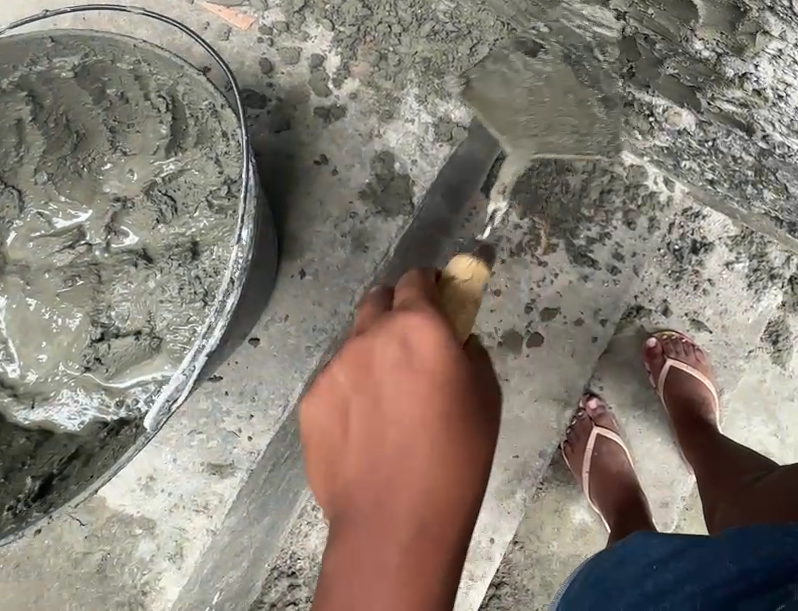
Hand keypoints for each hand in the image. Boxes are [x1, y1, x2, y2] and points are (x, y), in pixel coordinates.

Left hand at [299, 268, 500, 610]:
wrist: (397, 520)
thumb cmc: (457, 453)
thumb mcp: (486, 392)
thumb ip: (468, 350)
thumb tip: (454, 342)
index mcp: (419, 324)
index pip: (415, 278)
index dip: (427, 283)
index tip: (436, 298)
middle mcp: (371, 334)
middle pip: (377, 299)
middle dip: (394, 309)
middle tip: (410, 343)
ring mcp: (335, 367)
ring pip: (354, 343)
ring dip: (372, 352)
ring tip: (385, 398)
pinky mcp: (311, 402)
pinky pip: (335, 380)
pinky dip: (350, 389)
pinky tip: (364, 426)